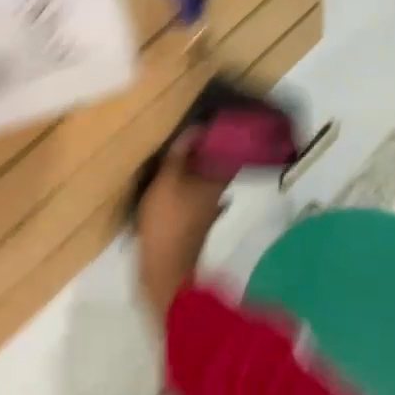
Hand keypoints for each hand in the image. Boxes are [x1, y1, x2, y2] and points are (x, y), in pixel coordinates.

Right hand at [135, 131, 227, 315]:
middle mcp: (218, 196)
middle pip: (216, 169)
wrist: (165, 270)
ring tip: (179, 156)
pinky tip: (173, 185)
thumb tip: (197, 127)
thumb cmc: (168, 219)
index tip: (215, 124)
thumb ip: (179, 154)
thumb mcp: (167, 179)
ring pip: (205, 184)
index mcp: (217, 182)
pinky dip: (187, 189)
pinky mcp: (194, 226)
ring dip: (195, 171)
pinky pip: (194, 199)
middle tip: (192, 136)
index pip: (229, 154)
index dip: (224, 138)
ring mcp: (207, 214)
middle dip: (207, 154)